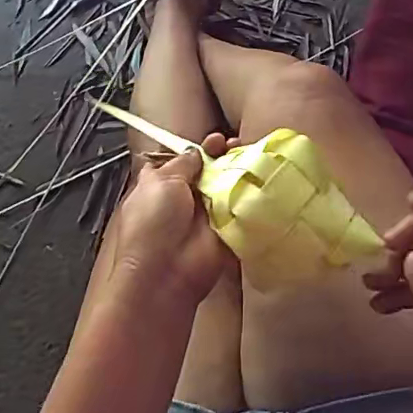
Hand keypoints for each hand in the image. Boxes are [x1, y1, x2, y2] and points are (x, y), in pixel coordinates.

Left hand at [106, 134, 233, 315]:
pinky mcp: (228, 229)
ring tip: (247, 154)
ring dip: (237, 169)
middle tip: (231, 145)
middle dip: (221, 155)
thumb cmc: (153, 223)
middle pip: (208, 170)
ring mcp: (207, 214)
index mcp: (161, 185)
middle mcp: (185, 198)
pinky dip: (250, 192)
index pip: (183, 161)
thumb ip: (182, 162)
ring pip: (226, 184)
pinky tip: (259, 175)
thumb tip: (196, 152)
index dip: (198, 149)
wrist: (167, 272)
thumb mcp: (160, 181)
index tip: (212, 140)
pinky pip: (241, 206)